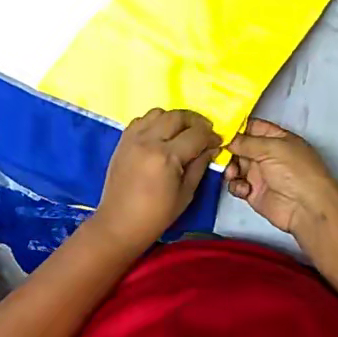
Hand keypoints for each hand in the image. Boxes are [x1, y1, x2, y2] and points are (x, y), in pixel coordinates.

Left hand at [91, 108, 220, 249]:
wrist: (119, 223)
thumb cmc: (156, 215)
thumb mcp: (186, 193)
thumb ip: (200, 166)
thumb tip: (211, 148)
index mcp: (166, 157)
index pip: (196, 135)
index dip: (211, 136)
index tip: (218, 142)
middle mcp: (148, 141)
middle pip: (177, 117)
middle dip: (196, 122)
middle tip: (204, 132)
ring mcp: (132, 139)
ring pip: (158, 113)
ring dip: (175, 119)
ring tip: (183, 132)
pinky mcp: (122, 141)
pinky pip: (141, 120)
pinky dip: (155, 122)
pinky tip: (161, 135)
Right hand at [227, 119, 337, 239]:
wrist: (305, 208)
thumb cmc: (297, 172)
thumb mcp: (271, 148)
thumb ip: (245, 142)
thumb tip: (226, 138)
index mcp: (276, 138)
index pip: (252, 127)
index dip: (236, 126)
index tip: (218, 128)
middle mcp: (267, 154)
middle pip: (240, 147)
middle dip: (228, 149)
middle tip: (217, 151)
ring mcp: (260, 173)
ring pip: (235, 165)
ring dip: (229, 168)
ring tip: (233, 173)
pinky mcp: (253, 191)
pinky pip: (237, 185)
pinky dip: (236, 185)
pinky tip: (245, 189)